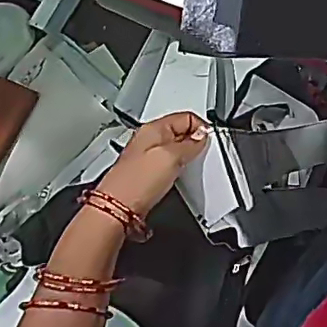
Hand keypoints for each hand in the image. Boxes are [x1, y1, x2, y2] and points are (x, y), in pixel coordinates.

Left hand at [95, 112, 209, 216]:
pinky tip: (176, 178)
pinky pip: (168, 165)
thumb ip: (190, 143)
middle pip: (180, 132)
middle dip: (194, 143)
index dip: (201, 127)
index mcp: (153, 128)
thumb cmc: (135, 182)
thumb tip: (202, 135)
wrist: (117, 209)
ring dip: (185, 158)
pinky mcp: (147, 174)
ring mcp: (147, 157)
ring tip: (186, 168)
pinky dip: (177, 170)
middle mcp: (148, 140)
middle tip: (197, 155)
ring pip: (175, 150)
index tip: (209, 140)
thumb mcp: (171, 157)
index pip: (185, 117)